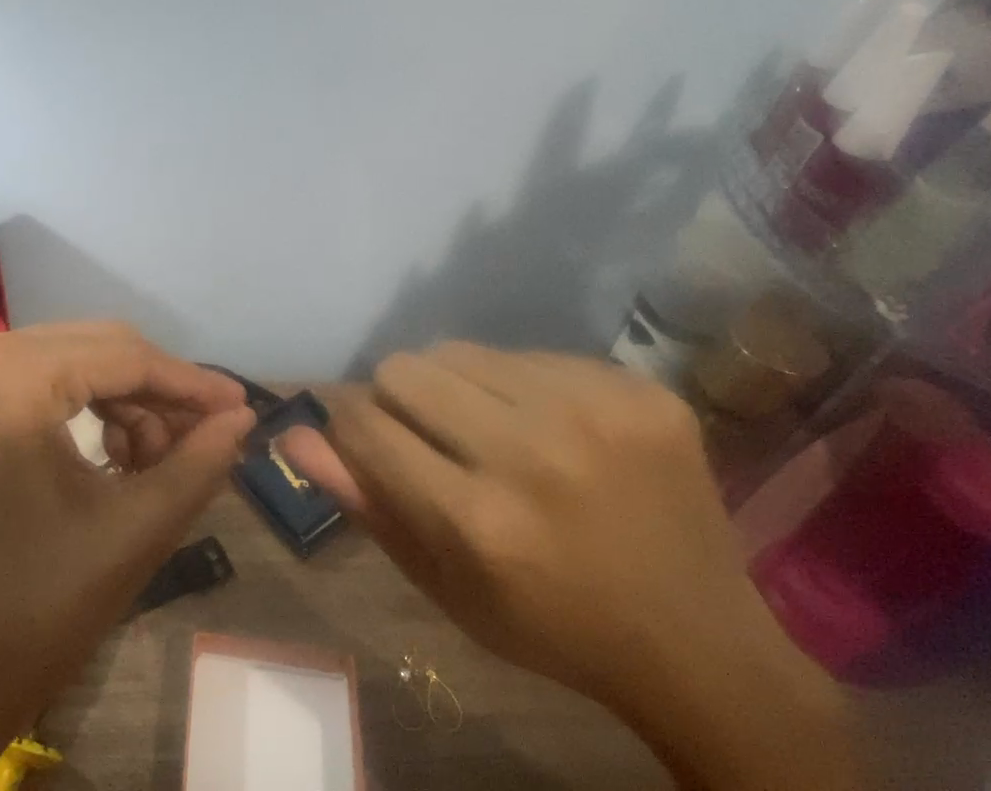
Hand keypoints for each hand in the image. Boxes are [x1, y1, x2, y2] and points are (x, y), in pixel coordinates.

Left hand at [0, 323, 254, 789]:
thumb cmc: (38, 604)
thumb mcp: (135, 529)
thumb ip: (198, 462)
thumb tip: (242, 418)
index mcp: (11, 377)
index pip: (124, 358)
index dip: (191, 384)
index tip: (244, 407)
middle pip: (98, 350)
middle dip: (160, 395)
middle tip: (209, 437)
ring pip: (74, 364)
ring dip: (128, 405)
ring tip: (161, 464)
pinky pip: (43, 383)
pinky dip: (89, 412)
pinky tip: (121, 460)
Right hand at [281, 342, 862, 789]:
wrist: (695, 638)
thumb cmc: (547, 626)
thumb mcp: (441, 586)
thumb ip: (364, 502)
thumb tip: (294, 432)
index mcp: (476, 520)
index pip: (365, 424)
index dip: (349, 426)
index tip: (363, 439)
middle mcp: (532, 452)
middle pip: (405, 369)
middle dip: (396, 401)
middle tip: (428, 439)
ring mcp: (594, 411)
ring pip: (461, 351)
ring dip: (454, 389)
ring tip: (488, 432)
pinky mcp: (637, 389)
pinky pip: (530, 355)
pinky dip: (519, 388)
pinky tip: (549, 431)